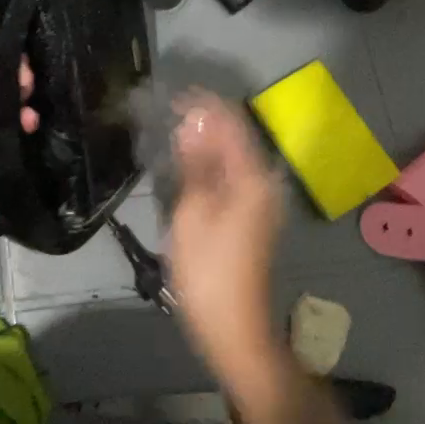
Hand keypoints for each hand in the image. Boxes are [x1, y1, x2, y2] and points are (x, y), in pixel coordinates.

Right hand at [167, 90, 286, 370]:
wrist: (235, 329)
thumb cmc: (209, 271)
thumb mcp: (193, 212)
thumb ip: (195, 163)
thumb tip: (192, 121)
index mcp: (252, 178)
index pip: (229, 121)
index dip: (200, 103)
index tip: (168, 94)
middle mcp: (262, 182)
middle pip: (233, 135)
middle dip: (201, 120)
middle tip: (162, 111)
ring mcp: (259, 200)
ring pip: (231, 154)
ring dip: (203, 140)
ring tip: (167, 132)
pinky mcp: (251, 215)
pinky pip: (230, 172)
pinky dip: (208, 162)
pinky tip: (184, 164)